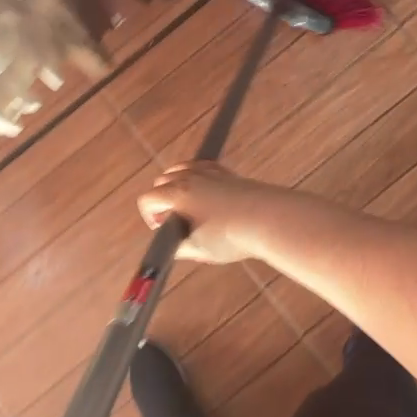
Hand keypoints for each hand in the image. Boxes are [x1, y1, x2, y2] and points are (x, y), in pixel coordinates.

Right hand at [136, 162, 310, 264]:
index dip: (149, 216)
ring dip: (176, 185)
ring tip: (188, 206)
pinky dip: (195, 177)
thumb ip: (179, 247)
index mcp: (176, 195)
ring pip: (179, 170)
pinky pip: (200, 167)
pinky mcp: (225, 172)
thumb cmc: (231, 236)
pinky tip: (206, 194)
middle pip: (161, 181)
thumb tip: (173, 248)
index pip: (147, 199)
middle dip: (161, 200)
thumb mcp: (199, 249)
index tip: (161, 228)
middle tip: (174, 220)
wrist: (268, 219)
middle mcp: (188, 178)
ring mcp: (208, 172)